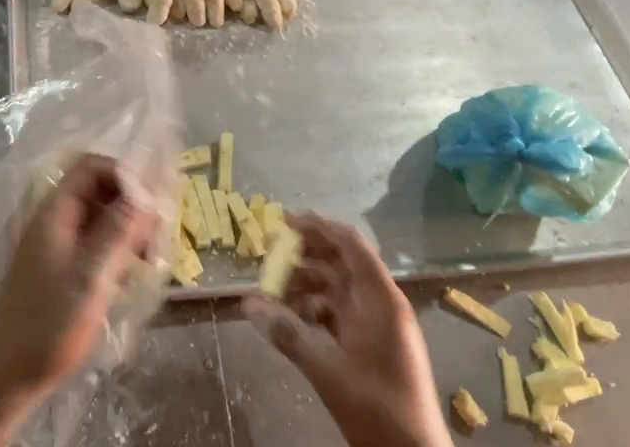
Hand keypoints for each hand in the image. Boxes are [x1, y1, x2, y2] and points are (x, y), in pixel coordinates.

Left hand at [0, 153, 158, 394]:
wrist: (6, 377)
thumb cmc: (48, 326)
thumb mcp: (90, 277)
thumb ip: (118, 232)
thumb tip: (147, 192)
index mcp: (55, 213)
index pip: (92, 167)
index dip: (125, 175)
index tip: (153, 205)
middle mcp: (55, 221)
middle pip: (99, 190)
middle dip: (132, 205)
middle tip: (157, 237)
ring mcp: (57, 245)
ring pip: (100, 218)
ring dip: (128, 230)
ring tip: (149, 260)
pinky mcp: (62, 270)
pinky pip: (96, 244)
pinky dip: (117, 251)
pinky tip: (131, 277)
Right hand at [242, 214, 452, 446]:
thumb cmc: (378, 408)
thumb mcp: (327, 370)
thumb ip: (287, 333)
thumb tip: (248, 303)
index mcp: (381, 299)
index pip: (350, 244)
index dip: (318, 226)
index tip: (284, 220)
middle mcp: (381, 303)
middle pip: (341, 262)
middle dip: (306, 253)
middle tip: (269, 251)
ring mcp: (377, 325)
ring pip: (337, 288)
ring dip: (306, 283)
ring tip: (271, 287)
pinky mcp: (371, 345)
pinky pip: (339, 312)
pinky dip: (314, 308)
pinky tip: (289, 316)